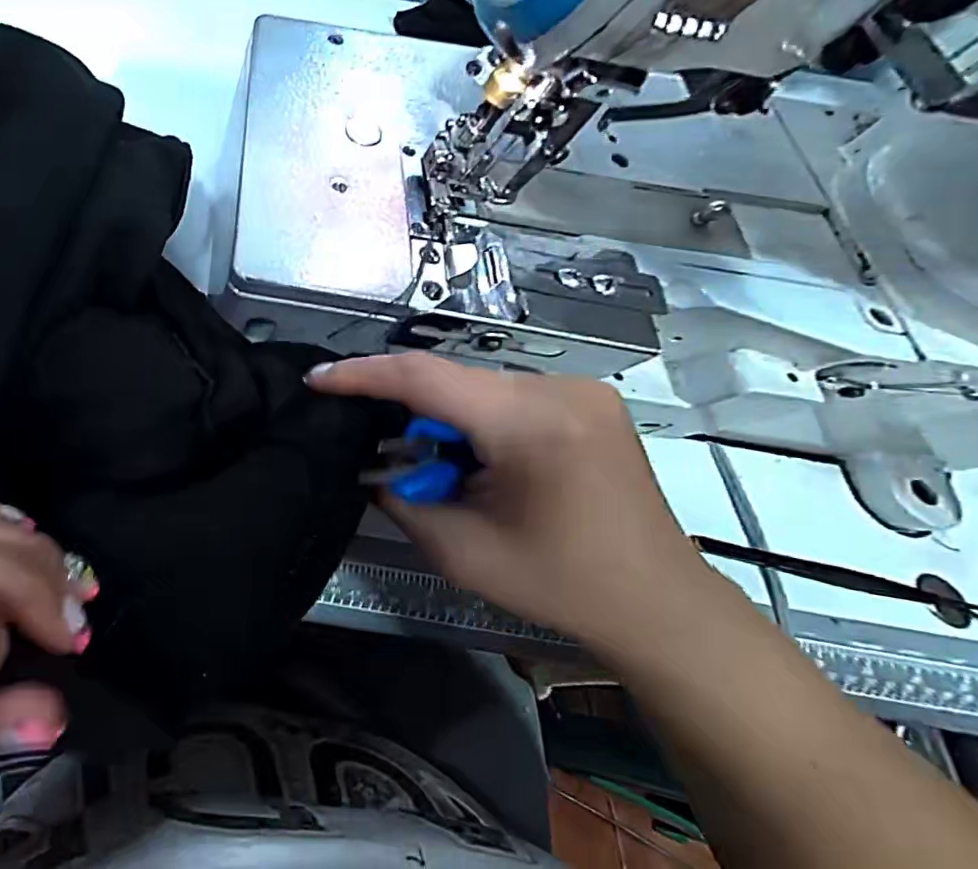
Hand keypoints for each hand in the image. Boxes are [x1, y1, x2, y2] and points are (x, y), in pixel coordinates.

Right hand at [309, 353, 716, 648]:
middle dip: (408, 411)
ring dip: (445, 417)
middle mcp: (558, 388)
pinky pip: (507, 393)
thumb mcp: (462, 550)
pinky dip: (477, 418)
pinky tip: (479, 457)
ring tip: (441, 465)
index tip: (317, 379)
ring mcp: (581, 388)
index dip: (362, 375)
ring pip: (477, 386)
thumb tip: (370, 468)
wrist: (660, 603)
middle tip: (383, 450)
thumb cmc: (561, 585)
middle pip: (452, 380)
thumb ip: (401, 500)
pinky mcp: (589, 398)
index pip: (424, 377)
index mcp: (530, 423)